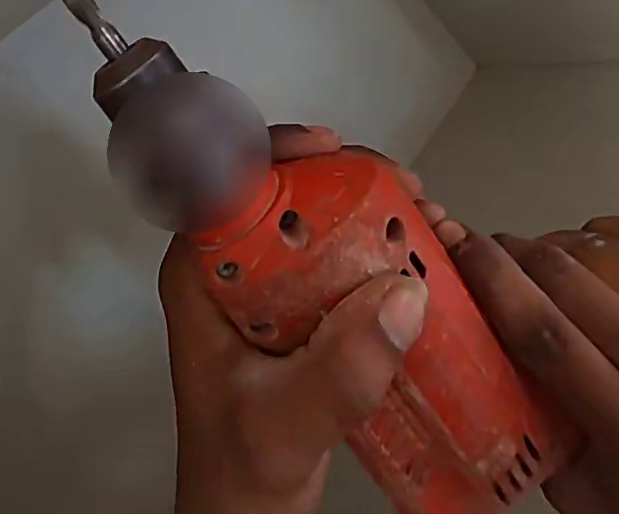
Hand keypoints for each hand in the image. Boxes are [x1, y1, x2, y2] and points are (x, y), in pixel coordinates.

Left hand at [161, 125, 429, 513]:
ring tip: (416, 208)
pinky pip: (334, 250)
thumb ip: (338, 371)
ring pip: (311, 214)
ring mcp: (264, 279)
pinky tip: (412, 247)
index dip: (276, 149)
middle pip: (279, 187)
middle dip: (341, 174)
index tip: (331, 147)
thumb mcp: (284, 424)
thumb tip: (405, 296)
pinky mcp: (294, 299)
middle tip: (397, 181)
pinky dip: (373, 240)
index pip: (225, 180)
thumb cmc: (239, 470)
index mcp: (201, 270)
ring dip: (364, 202)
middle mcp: (231, 262)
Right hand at [433, 214, 618, 513]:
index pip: (547, 334)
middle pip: (566, 277)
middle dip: (513, 252)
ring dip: (553, 243)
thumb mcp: (588, 492)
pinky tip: (592, 255)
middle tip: (492, 257)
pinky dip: (599, 233)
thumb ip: (526, 421)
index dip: (491, 278)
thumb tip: (468, 333)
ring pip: (599, 248)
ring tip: (543, 265)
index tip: (456, 246)